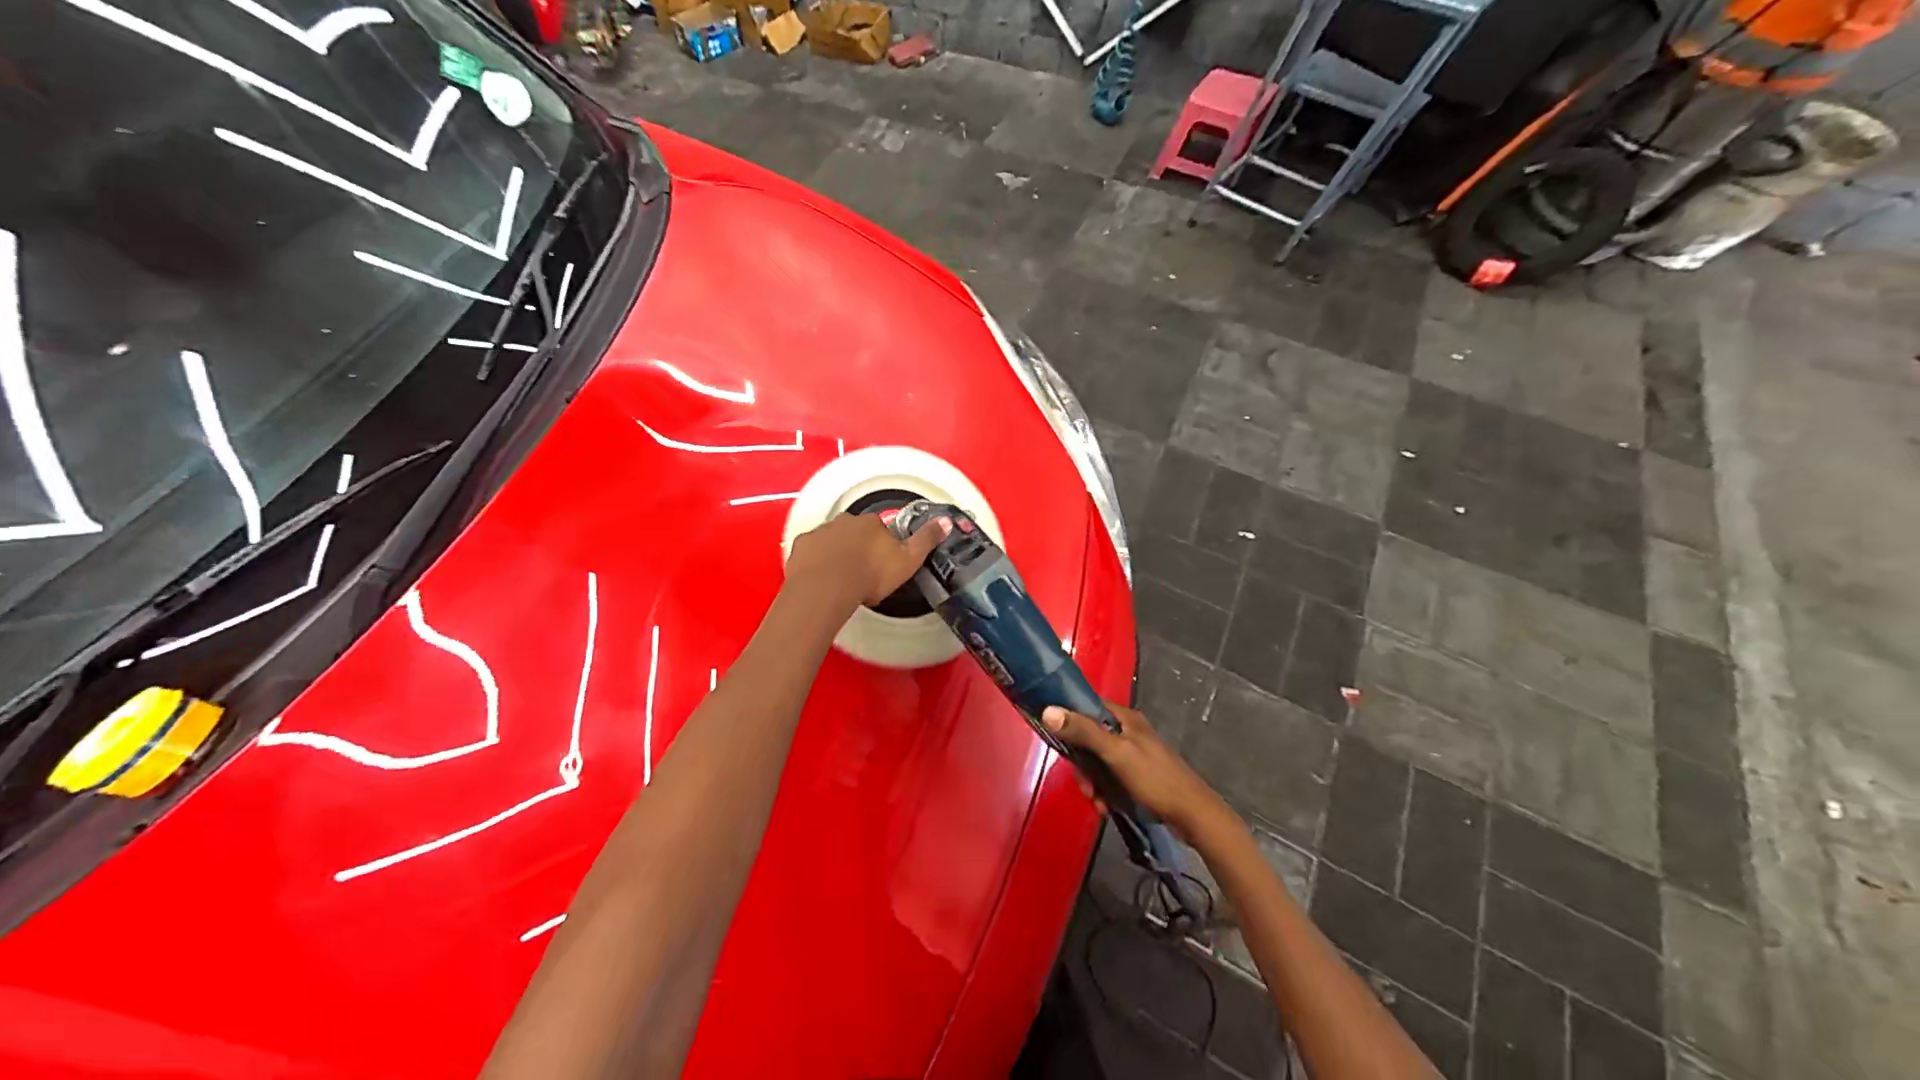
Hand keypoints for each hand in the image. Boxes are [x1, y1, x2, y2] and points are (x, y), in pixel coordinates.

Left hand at [786, 512, 949, 608]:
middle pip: (854, 532)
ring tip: (841, 579)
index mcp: (871, 523)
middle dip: (857, 547)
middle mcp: (844, 521)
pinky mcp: (801, 546)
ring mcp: (820, 532)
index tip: (882, 565)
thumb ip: (926, 540)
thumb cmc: (869, 576)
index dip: (882, 546)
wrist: (827, 588)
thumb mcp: (908, 560)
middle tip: (862, 573)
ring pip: (831, 540)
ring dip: (836, 554)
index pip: (880, 529)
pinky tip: (820, 578)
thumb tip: (945, 522)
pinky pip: (810, 551)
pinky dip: (814, 561)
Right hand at [1043, 703, 1231, 840]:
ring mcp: (1133, 754)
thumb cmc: (1155, 779)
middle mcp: (1128, 732)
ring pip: (1098, 762)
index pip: (1087, 707)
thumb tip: (1048, 710)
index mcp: (1125, 719)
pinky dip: (1105, 792)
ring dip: (1093, 783)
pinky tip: (1106, 807)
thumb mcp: (1116, 753)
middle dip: (1083, 765)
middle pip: (1089, 739)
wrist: (1193, 815)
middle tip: (1085, 786)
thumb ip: (1083, 732)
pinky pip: (1110, 779)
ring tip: (1098, 802)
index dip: (1070, 719)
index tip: (1058, 740)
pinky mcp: (1137, 776)